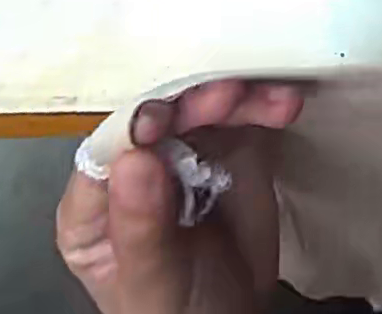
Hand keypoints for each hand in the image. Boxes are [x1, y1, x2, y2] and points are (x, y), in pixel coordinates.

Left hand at [57, 80, 303, 313]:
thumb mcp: (155, 283)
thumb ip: (141, 228)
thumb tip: (132, 161)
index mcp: (98, 198)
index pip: (109, 146)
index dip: (135, 126)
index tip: (160, 119)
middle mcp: (140, 160)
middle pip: (163, 114)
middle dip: (196, 102)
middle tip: (229, 97)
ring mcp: (187, 147)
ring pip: (206, 105)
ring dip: (240, 97)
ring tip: (272, 101)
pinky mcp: (228, 141)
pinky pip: (244, 113)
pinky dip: (266, 105)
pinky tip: (283, 104)